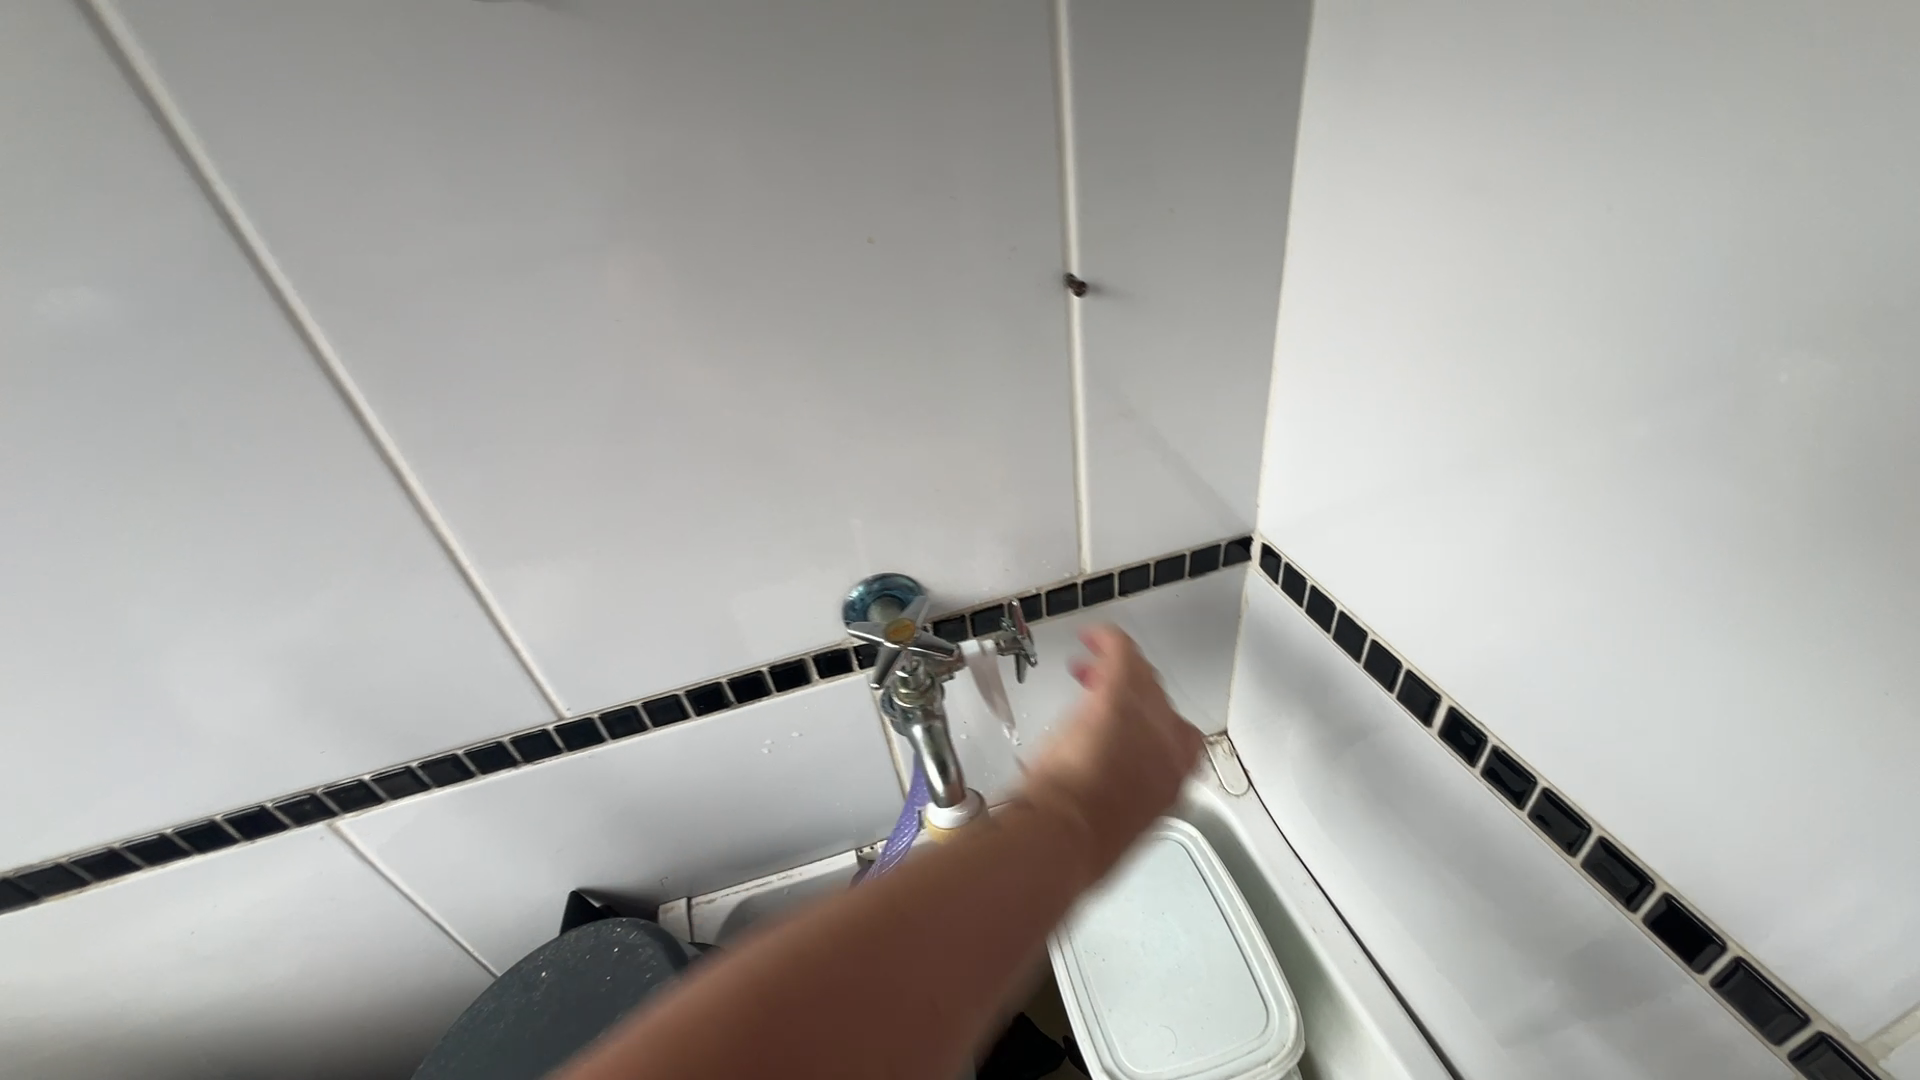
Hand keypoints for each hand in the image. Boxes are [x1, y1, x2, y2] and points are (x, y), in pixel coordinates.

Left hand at [1022, 625, 1203, 877]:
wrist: (1064, 835)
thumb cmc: (1079, 841)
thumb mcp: (1117, 821)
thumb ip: (1124, 793)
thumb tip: (1110, 784)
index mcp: (1172, 780)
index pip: (1179, 738)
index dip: (1150, 723)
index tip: (1127, 725)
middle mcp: (1170, 747)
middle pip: (1158, 702)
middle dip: (1130, 696)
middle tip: (1097, 694)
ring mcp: (1146, 719)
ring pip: (1141, 678)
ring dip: (1116, 672)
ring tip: (1086, 670)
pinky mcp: (1117, 696)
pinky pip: (1120, 651)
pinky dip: (1108, 640)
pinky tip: (1093, 636)